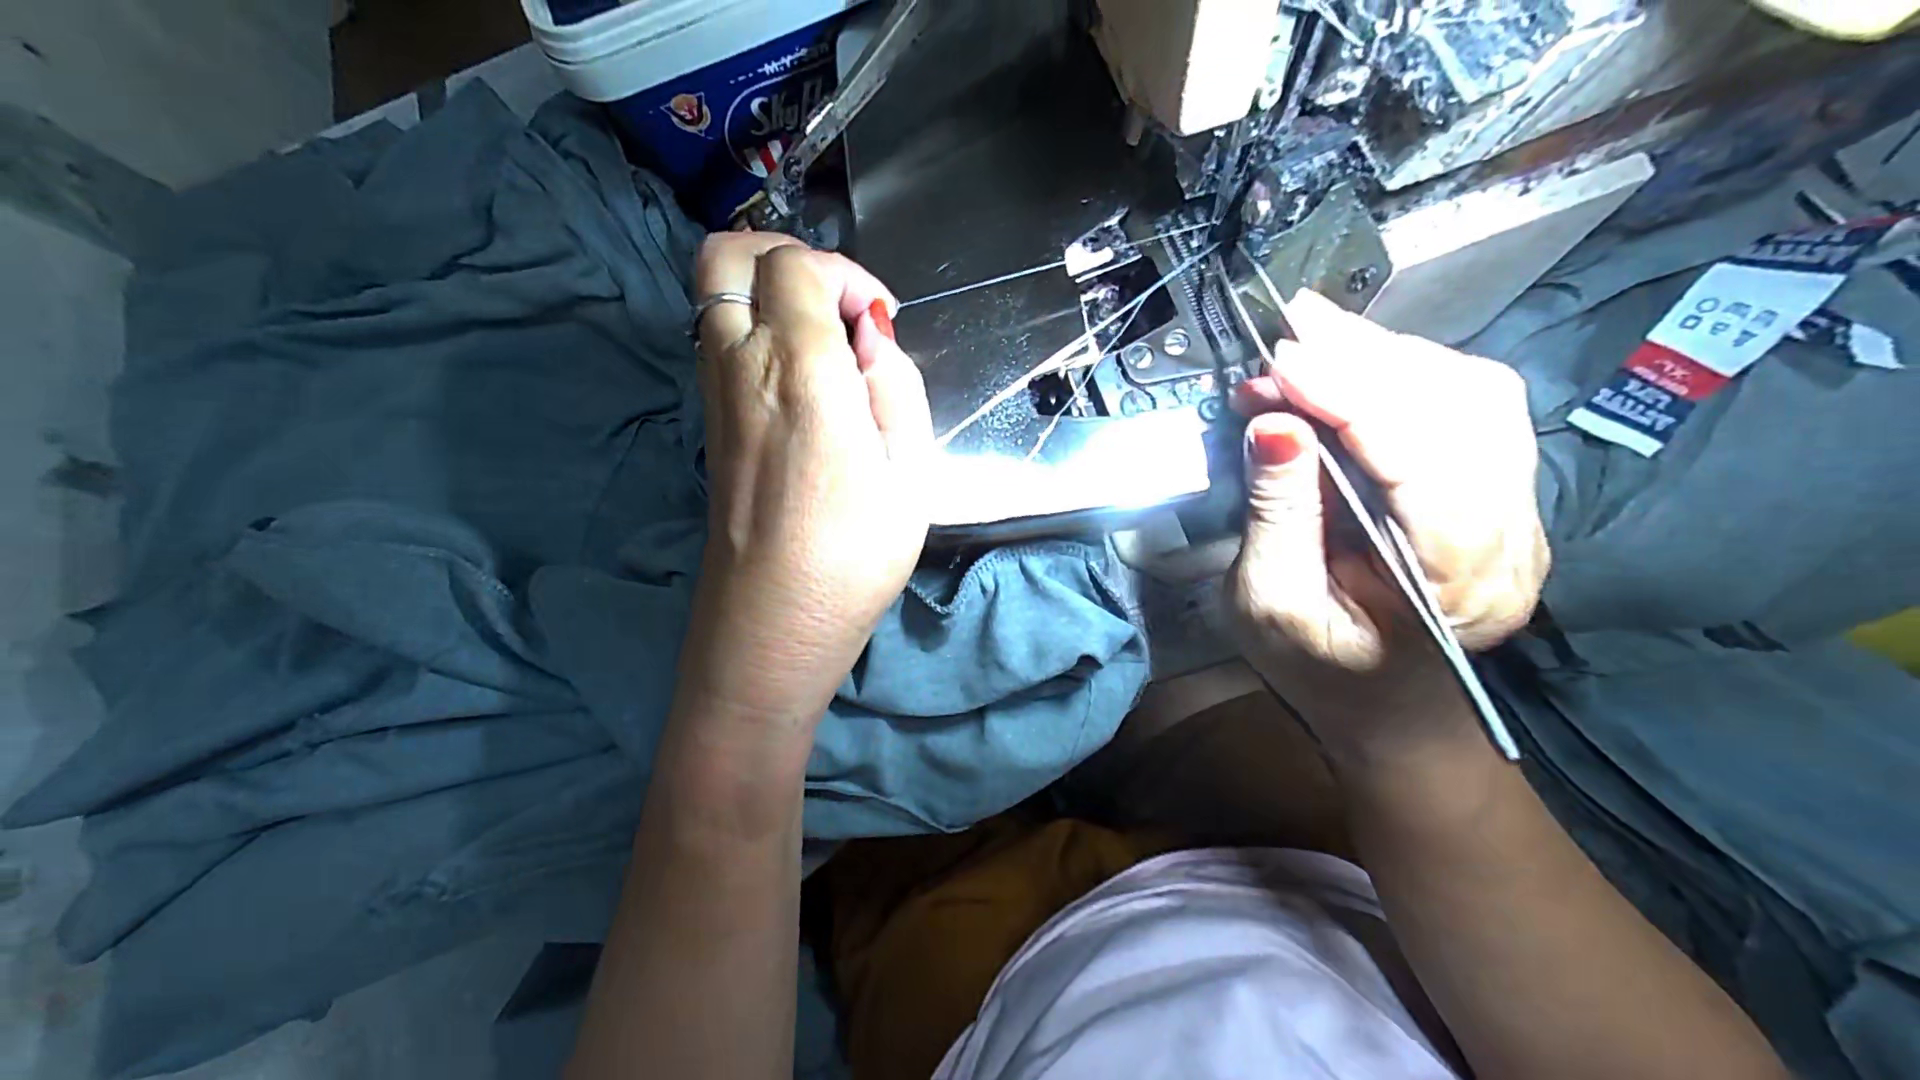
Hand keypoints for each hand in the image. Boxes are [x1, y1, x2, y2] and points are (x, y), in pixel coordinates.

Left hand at [677, 232, 931, 729]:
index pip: (795, 265)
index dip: (845, 273)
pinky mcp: (708, 423)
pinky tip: (803, 381)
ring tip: (827, 348)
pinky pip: (717, 340)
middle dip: (787, 256)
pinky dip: (756, 331)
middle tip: (838, 307)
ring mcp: (713, 394)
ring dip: (770, 294)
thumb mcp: (910, 473)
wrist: (772, 624)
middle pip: (727, 257)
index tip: (880, 323)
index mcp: (798, 369)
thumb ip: (895, 385)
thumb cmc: (853, 557)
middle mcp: (739, 366)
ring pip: (714, 296)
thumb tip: (871, 338)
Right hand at [1226, 290, 1547, 766]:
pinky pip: (1464, 408)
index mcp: (1454, 584)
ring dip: (1388, 356)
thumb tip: (1272, 424)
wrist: (1387, 709)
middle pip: (1464, 412)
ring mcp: (1515, 510)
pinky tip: (1349, 363)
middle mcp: (1509, 538)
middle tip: (1294, 327)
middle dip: (1371, 359)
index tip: (1287, 358)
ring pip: (1473, 396)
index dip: (1355, 400)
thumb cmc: (1319, 668)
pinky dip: (1401, 374)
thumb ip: (1275, 516)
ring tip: (1312, 336)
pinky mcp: (1496, 491)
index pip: (1425, 464)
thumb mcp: (1268, 604)